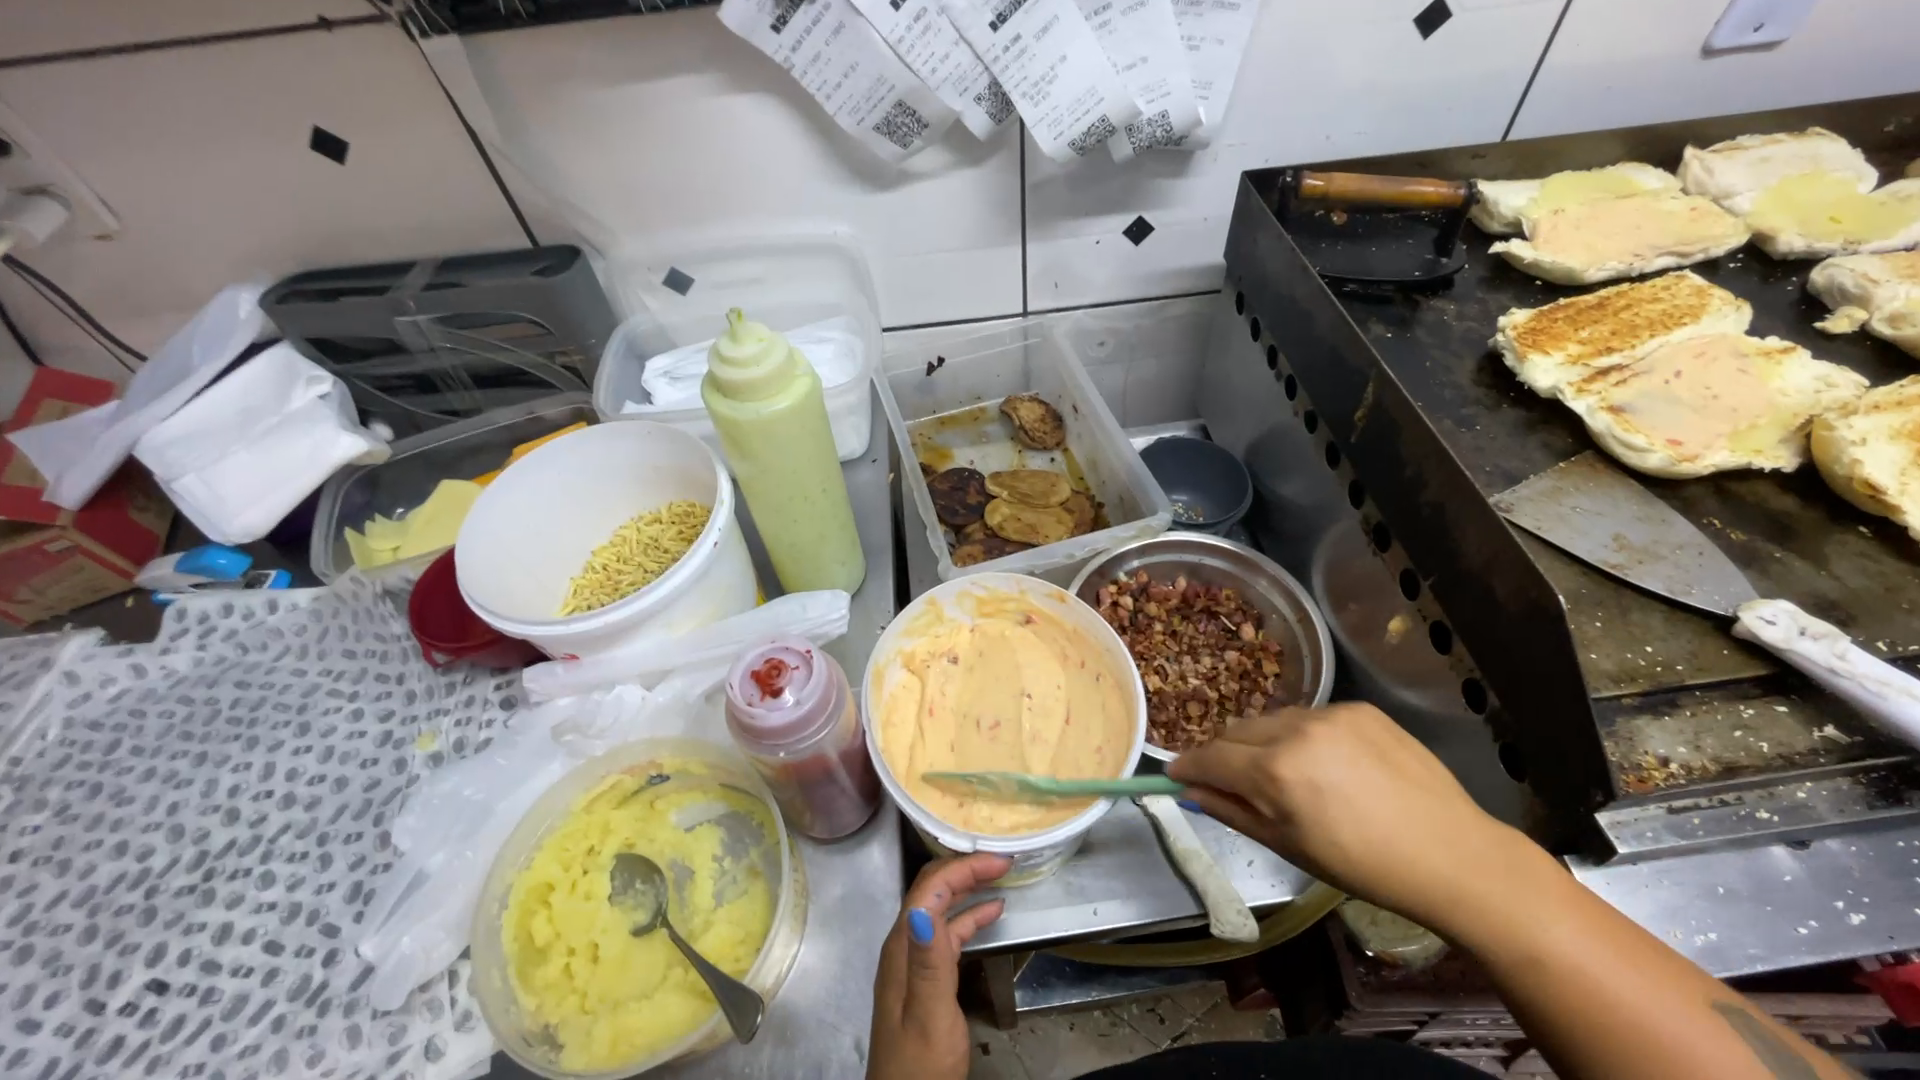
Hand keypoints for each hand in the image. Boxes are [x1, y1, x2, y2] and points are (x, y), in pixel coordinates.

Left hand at [867, 853, 1010, 1079]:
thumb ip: (929, 962)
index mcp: (904, 947)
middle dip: (965, 868)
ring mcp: (914, 960)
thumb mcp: (929, 1016)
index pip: (930, 889)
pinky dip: (970, 915)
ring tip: (1003, 875)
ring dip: (968, 886)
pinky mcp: (926, 976)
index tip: (1001, 860)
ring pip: (940, 906)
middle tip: (1006, 861)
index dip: (963, 867)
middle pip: (932, 890)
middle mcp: (905, 944)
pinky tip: (993, 912)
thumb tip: (924, 908)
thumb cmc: (920, 1066)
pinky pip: (948, 931)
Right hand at [1167, 703, 1543, 935]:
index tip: (1175, 774)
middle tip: (1230, 781)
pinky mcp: (1360, 708)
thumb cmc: (1363, 865)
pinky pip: (1310, 717)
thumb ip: (1232, 810)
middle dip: (1224, 754)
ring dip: (1263, 742)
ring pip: (1272, 720)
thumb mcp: (1288, 845)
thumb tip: (1192, 790)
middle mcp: (1296, 730)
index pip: (1209, 756)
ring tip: (1286, 775)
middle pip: (1235, 731)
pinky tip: (1327, 765)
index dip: (1187, 765)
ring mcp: (1331, 714)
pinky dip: (1302, 737)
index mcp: (1275, 771)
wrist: (1451, 853)